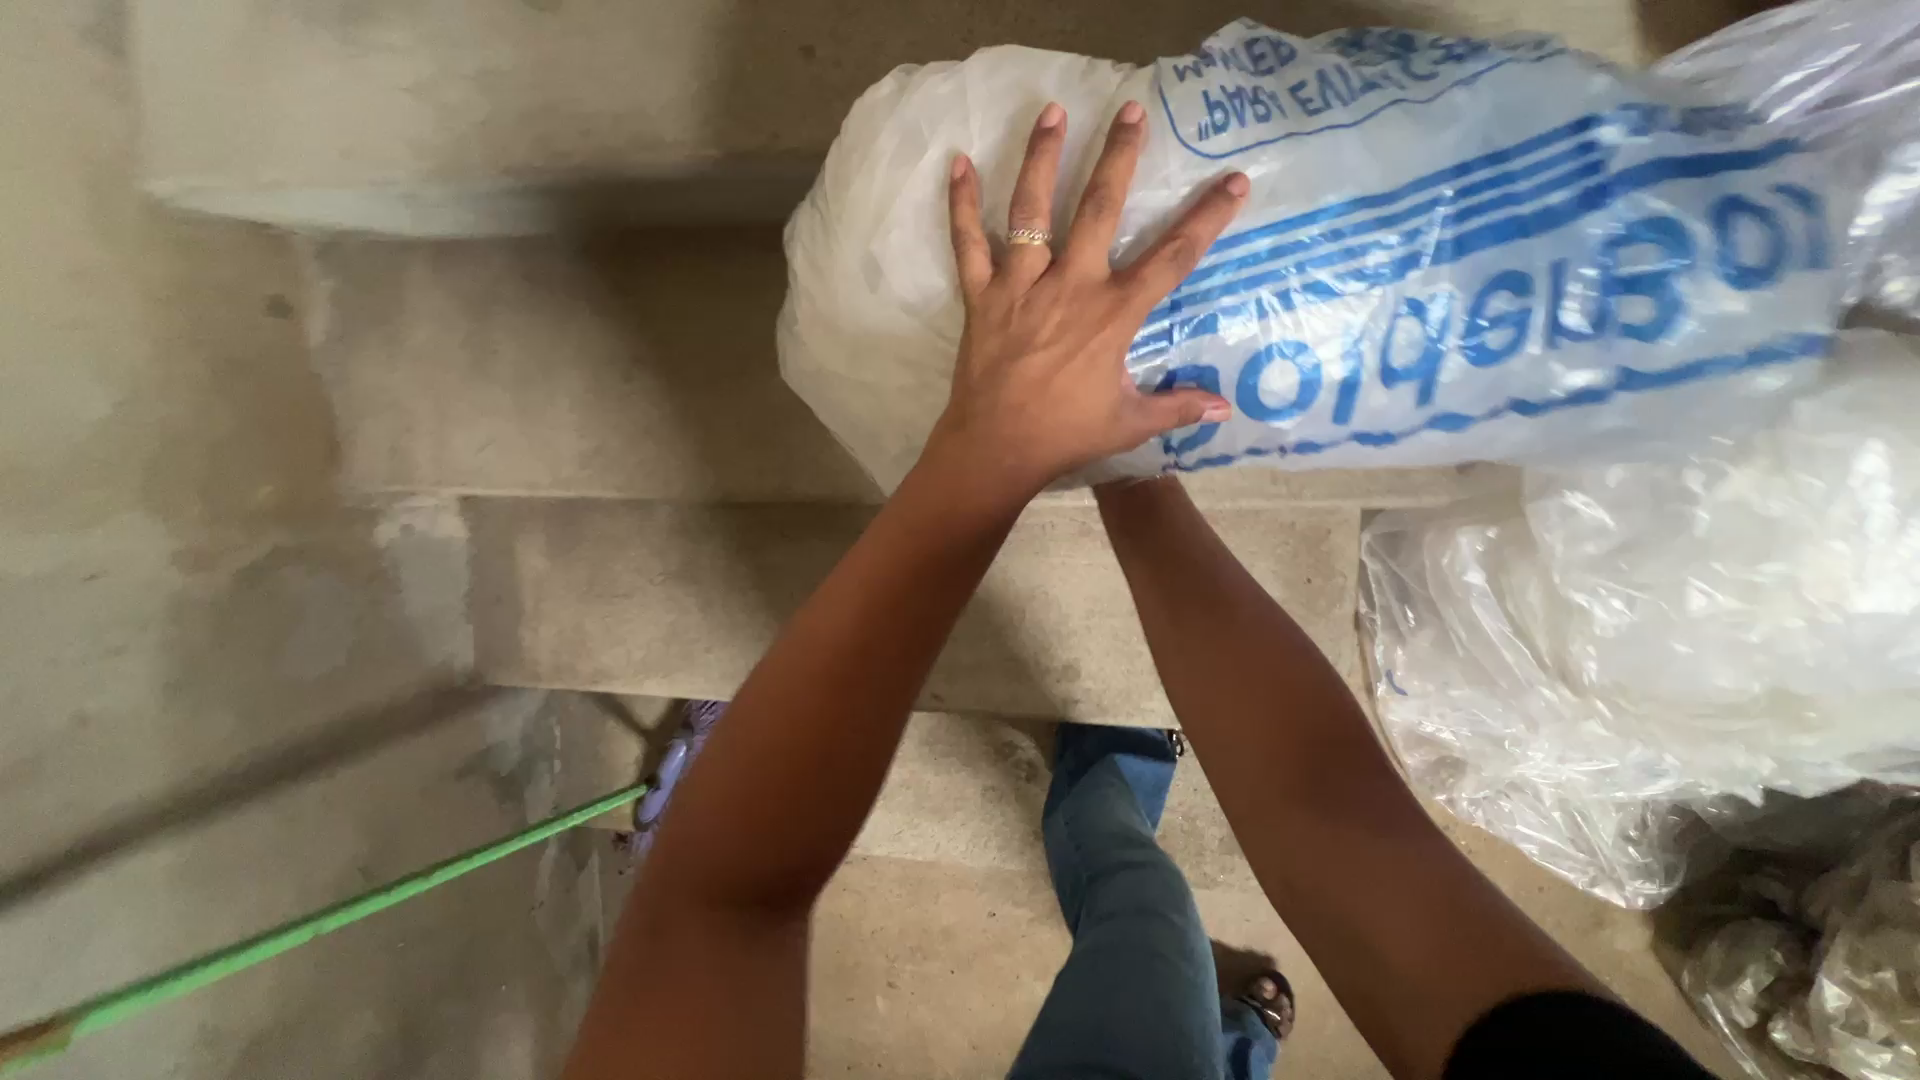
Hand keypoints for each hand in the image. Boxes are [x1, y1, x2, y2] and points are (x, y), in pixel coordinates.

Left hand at [925, 99, 1248, 501]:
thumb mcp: (1128, 423)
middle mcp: (1070, 286)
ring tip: (1053, 112)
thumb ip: (1177, 407)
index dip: (1206, 219)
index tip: (1234, 183)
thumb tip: (1224, 410)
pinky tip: (959, 164)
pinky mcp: (982, 297)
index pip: (1171, 258)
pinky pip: (969, 244)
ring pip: (1031, 211)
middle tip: (1133, 111)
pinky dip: (961, 205)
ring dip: (1043, 158)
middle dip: (1120, 156)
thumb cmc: (1064, 435)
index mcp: (1112, 314)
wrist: (996, 448)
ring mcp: (1021, 287)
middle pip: (1100, 209)